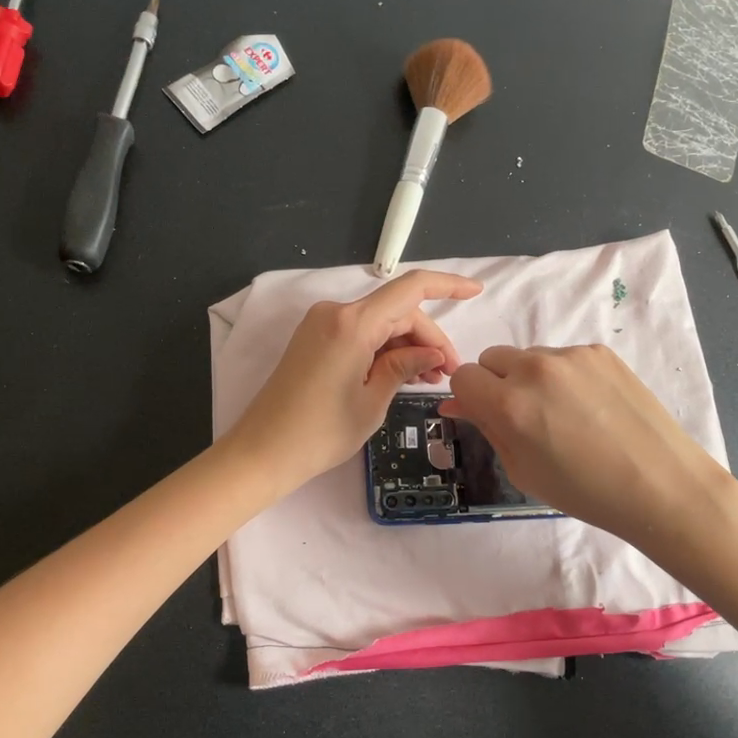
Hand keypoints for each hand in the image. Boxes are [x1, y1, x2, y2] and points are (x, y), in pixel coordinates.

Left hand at [224, 270, 483, 492]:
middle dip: (428, 338)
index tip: (475, 292)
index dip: (448, 285)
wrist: (262, 451)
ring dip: (407, 346)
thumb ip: (404, 367)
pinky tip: (402, 375)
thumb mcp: (372, 402)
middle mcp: (335, 313)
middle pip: (397, 311)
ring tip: (430, 381)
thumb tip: (432, 353)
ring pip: (380, 323)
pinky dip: (384, 350)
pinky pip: (360, 334)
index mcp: (353, 324)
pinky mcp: (313, 340)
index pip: (411, 289)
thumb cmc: (320, 433)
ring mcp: (321, 325)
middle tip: (449, 375)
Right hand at [439, 344, 729, 539]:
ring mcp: (571, 356)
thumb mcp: (522, 470)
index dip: (469, 398)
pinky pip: (563, 358)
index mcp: (509, 404)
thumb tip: (460, 404)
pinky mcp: (600, 352)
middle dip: (495, 383)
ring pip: (529, 357)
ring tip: (564, 416)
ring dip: (530, 379)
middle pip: (491, 358)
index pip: (463, 376)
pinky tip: (589, 408)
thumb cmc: (584, 491)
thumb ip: (488, 429)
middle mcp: (535, 369)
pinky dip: (564, 378)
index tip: (484, 416)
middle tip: (523, 419)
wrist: (659, 484)